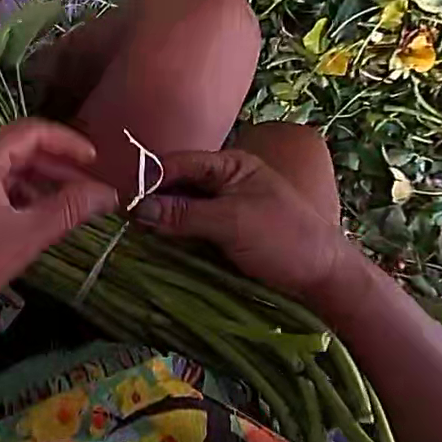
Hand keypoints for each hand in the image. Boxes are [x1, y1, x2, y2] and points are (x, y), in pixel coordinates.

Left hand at [0, 119, 119, 325]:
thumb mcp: (23, 237)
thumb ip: (67, 210)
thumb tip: (108, 193)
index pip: (32, 131)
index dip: (69, 142)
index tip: (98, 161)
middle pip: (17, 149)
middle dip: (56, 167)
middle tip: (88, 191)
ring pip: (1, 170)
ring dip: (35, 184)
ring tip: (64, 209)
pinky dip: (12, 196)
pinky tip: (29, 220)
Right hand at [132, 149, 346, 301]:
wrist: (322, 279)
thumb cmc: (285, 239)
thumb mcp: (232, 222)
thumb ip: (184, 213)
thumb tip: (136, 209)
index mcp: (230, 165)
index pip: (180, 163)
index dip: (150, 178)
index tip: (122, 199)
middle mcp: (222, 181)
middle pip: (175, 183)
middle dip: (149, 198)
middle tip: (119, 217)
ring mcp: (220, 208)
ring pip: (177, 206)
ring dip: (156, 218)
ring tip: (128, 231)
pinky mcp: (218, 233)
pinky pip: (185, 227)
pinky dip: (168, 233)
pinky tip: (150, 242)